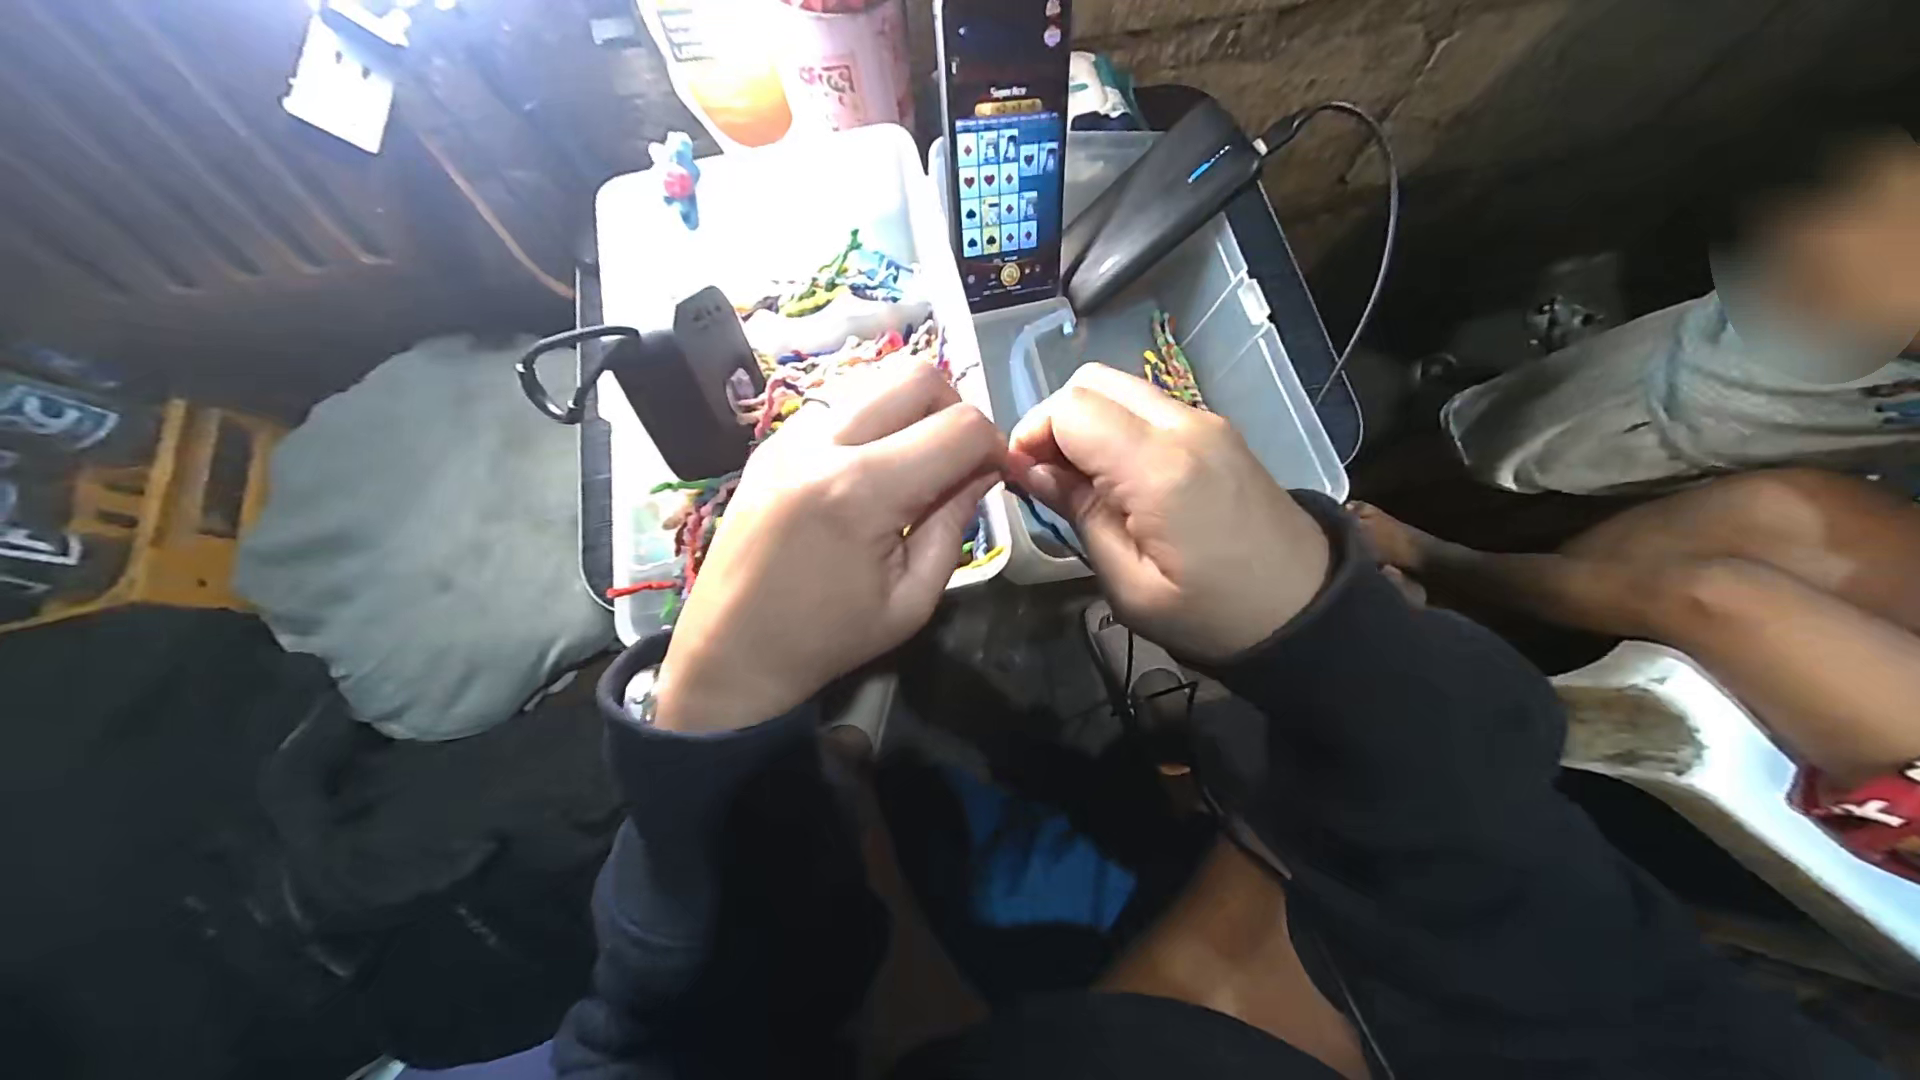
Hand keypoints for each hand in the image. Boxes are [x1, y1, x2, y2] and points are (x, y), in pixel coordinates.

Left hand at [654, 359, 1003, 731]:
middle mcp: (822, 443)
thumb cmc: (826, 639)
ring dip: (913, 409)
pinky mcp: (771, 441)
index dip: (995, 446)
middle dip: (956, 412)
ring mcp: (789, 435)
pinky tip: (871, 467)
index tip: (996, 476)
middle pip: (918, 375)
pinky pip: (840, 401)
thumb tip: (983, 472)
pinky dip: (874, 419)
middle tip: (957, 462)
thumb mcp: (912, 599)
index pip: (959, 428)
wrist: (729, 651)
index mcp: (862, 491)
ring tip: (915, 463)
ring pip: (876, 378)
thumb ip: (954, 524)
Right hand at [1008, 364, 1330, 661]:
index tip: (1021, 478)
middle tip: (1048, 477)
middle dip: (1055, 422)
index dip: (1032, 435)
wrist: (1308, 612)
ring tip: (1082, 481)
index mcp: (1160, 467)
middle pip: (1093, 383)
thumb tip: (1030, 470)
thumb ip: (1079, 515)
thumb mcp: (1129, 585)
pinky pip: (1150, 407)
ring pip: (1120, 388)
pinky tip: (1119, 477)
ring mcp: (1208, 422)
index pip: (1071, 410)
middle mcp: (1185, 426)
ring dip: (1087, 423)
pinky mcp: (1219, 432)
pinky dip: (1118, 427)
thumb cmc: (1213, 615)